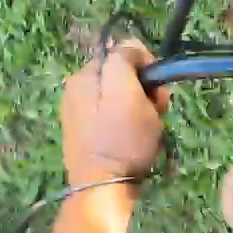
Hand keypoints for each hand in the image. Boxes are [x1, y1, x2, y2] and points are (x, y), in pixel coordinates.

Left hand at [60, 41, 169, 189]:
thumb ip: (124, 58)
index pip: (123, 53)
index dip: (146, 67)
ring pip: (122, 95)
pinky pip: (115, 115)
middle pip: (123, 75)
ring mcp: (80, 113)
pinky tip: (135, 137)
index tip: (156, 89)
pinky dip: (130, 121)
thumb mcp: (126, 90)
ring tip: (148, 126)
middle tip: (155, 110)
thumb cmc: (121, 138)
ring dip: (141, 106)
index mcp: (83, 76)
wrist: (104, 187)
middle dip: (145, 88)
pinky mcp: (87, 133)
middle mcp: (76, 90)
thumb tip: (129, 45)